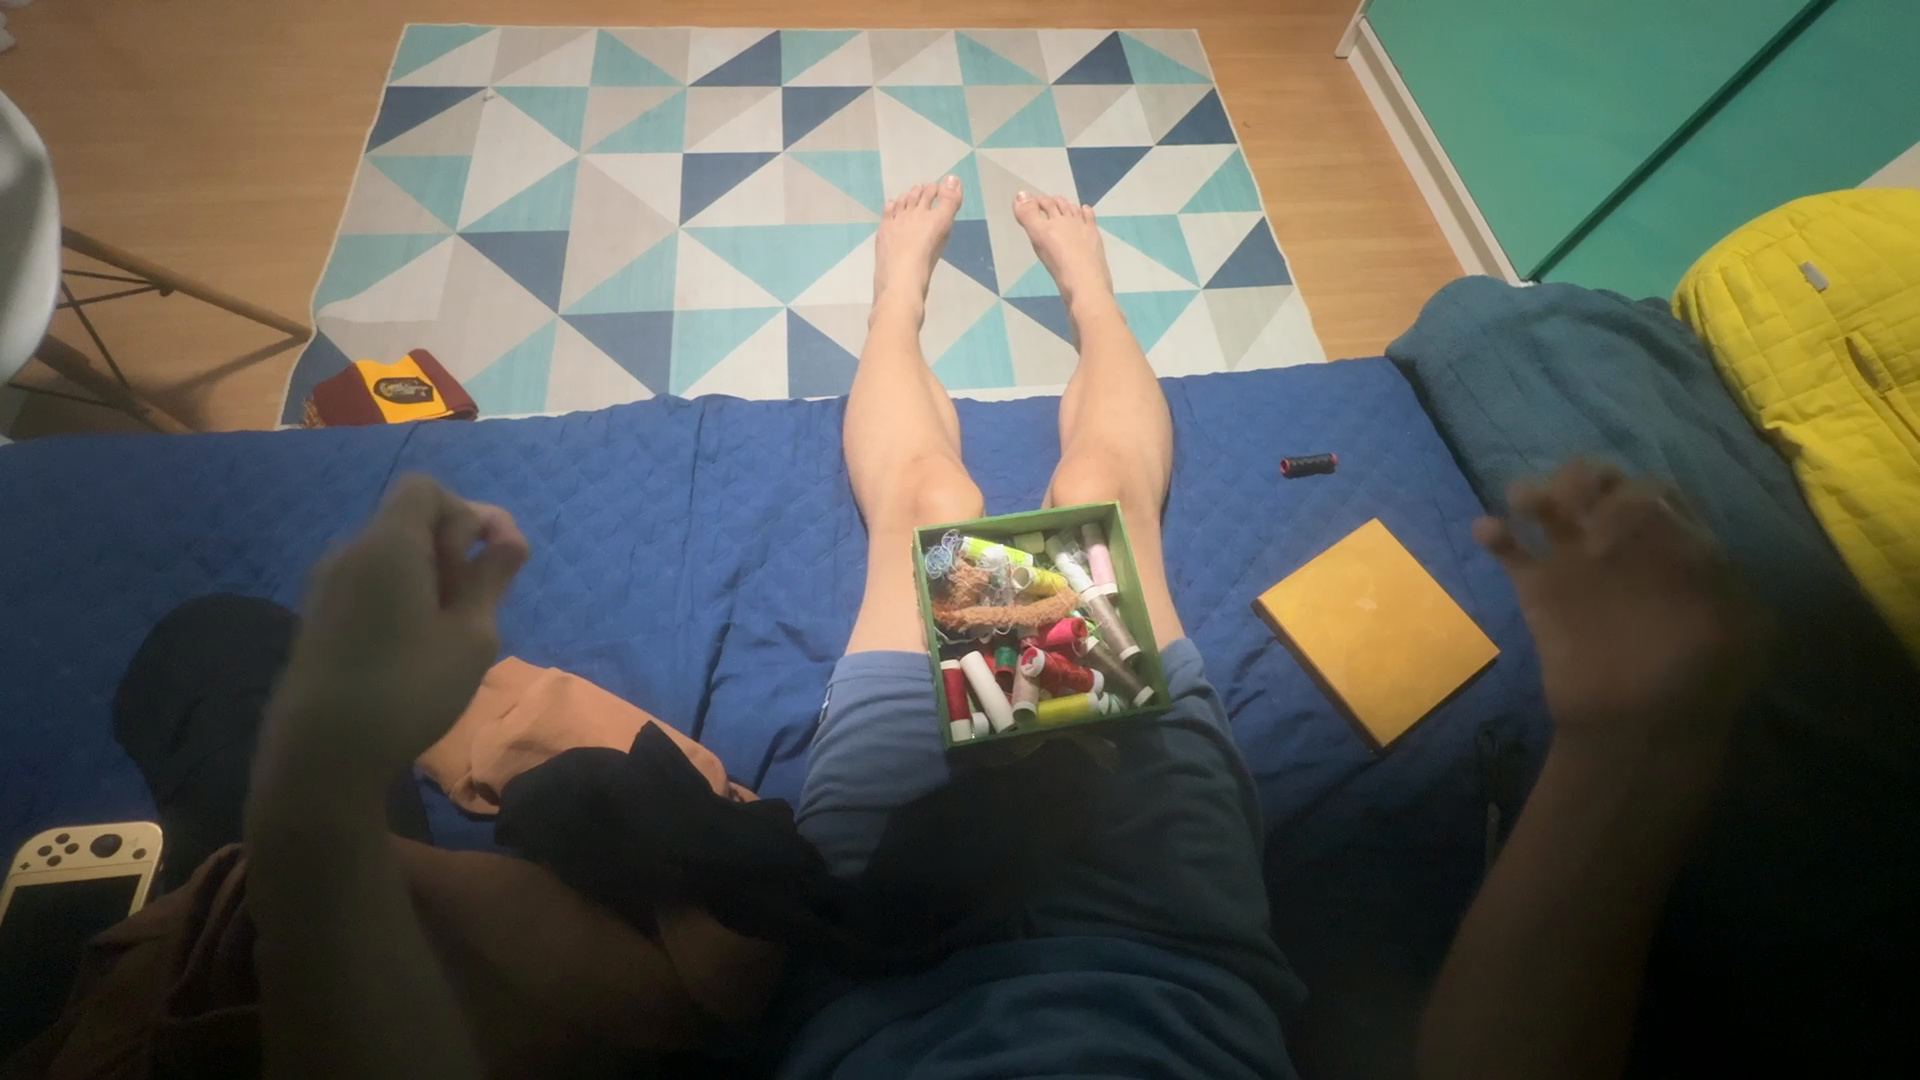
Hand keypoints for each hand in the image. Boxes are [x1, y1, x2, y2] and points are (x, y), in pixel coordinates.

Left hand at [255, 474, 529, 805]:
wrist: (322, 758)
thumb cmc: (411, 688)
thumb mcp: (474, 633)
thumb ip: (493, 576)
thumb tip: (508, 539)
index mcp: (388, 548)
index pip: (426, 489)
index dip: (468, 513)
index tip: (485, 562)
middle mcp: (351, 553)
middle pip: (413, 517)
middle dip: (459, 545)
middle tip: (481, 598)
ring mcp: (330, 584)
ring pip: (397, 550)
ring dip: (438, 572)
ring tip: (457, 625)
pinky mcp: (323, 614)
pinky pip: (377, 577)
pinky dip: (410, 590)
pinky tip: (422, 638)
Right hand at [1474, 461, 1764, 763]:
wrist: (1630, 727)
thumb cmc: (1692, 679)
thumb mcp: (1727, 619)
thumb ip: (1697, 562)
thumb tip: (1652, 517)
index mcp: (1679, 552)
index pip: (1653, 493)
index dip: (1632, 490)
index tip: (1617, 509)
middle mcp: (1626, 549)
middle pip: (1598, 491)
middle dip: (1582, 481)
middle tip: (1568, 500)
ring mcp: (1577, 568)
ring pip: (1551, 511)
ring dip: (1535, 494)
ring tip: (1524, 500)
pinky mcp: (1536, 590)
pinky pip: (1511, 551)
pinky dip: (1494, 533)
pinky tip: (1486, 529)